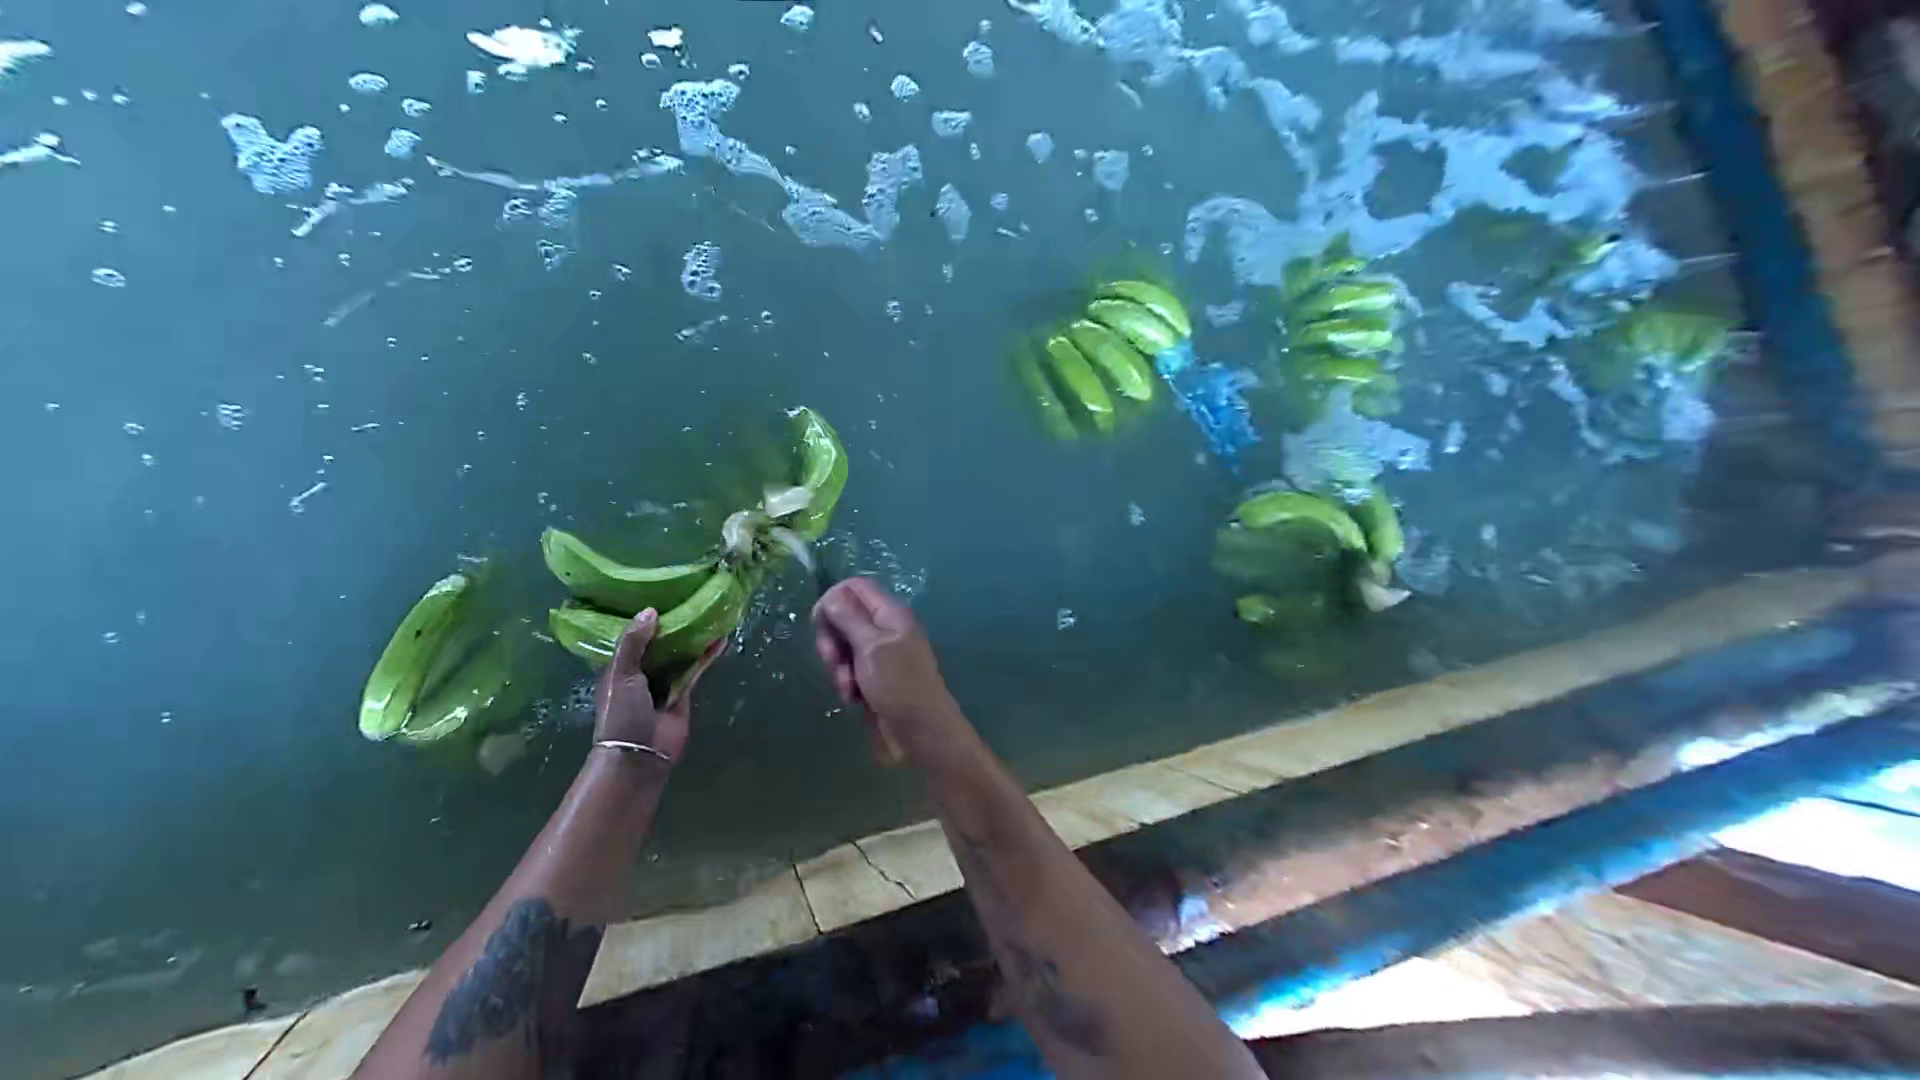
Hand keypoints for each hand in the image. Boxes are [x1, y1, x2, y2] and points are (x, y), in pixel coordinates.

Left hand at [592, 609, 722, 762]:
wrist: (641, 752)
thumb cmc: (622, 712)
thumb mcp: (621, 673)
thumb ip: (634, 642)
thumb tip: (651, 610)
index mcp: (619, 666)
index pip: (631, 635)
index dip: (643, 616)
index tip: (658, 593)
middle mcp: (641, 670)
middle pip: (658, 642)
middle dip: (672, 624)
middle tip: (689, 597)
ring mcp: (664, 680)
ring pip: (680, 653)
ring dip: (692, 636)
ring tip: (709, 612)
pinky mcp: (684, 691)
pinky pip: (696, 667)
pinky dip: (707, 654)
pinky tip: (721, 638)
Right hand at [812, 578, 961, 764]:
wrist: (920, 735)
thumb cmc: (899, 685)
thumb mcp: (871, 647)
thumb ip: (848, 618)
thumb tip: (830, 594)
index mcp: (890, 614)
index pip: (855, 587)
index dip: (833, 599)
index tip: (820, 621)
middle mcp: (884, 630)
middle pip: (843, 617)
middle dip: (831, 638)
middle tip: (833, 659)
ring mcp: (878, 656)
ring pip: (842, 647)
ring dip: (837, 666)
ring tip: (848, 687)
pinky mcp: (872, 680)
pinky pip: (848, 671)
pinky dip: (845, 683)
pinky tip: (852, 698)